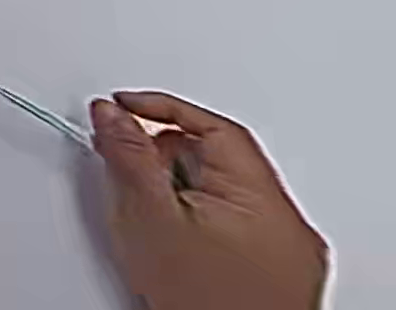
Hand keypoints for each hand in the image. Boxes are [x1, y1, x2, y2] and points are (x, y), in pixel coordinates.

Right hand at [91, 92, 327, 309]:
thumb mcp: (146, 212)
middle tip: (118, 156)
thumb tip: (111, 110)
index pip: (215, 128)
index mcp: (263, 204)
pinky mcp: (269, 268)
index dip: (162, 106)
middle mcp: (285, 224)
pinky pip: (222, 213)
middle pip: (212, 155)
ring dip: (169, 179)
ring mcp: (283, 251)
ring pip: (214, 184)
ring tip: (140, 205)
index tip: (119, 104)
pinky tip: (162, 227)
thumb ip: (127, 152)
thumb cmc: (199, 299)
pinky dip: (185, 206)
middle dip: (159, 148)